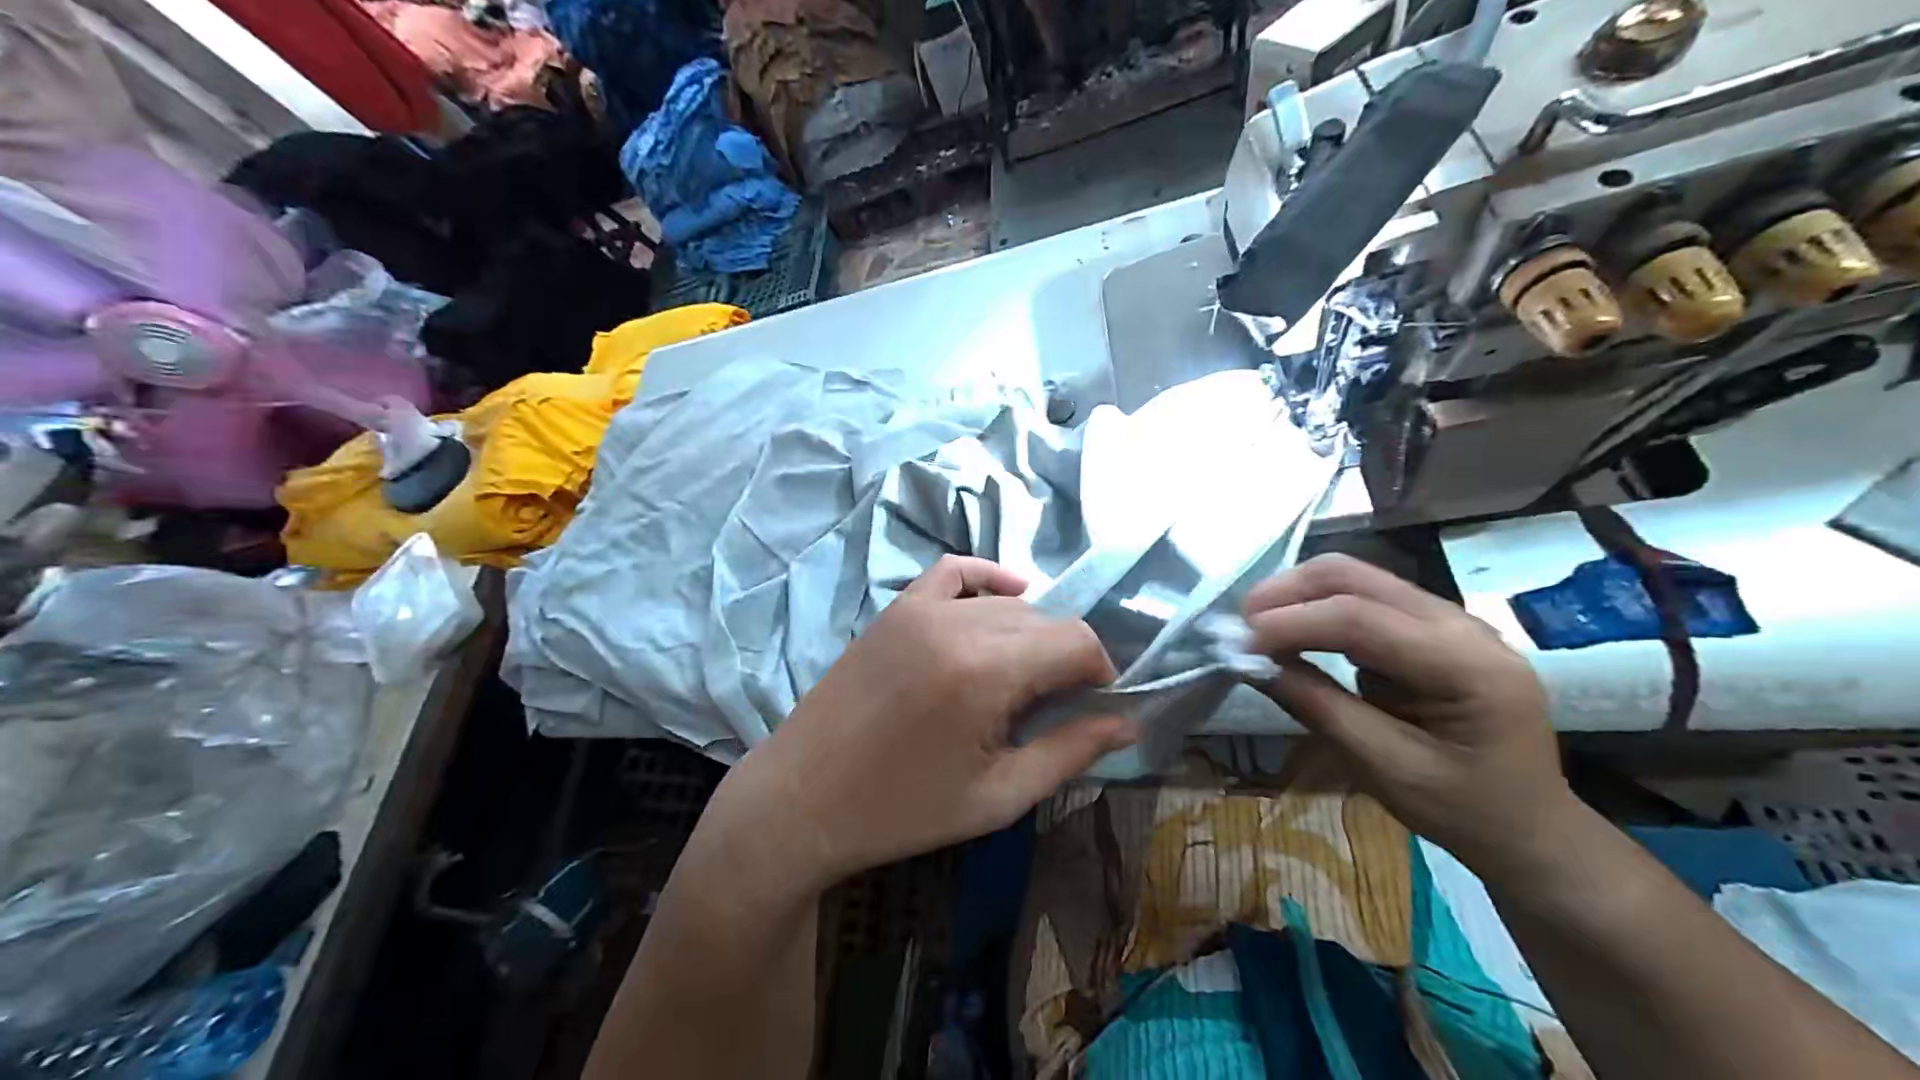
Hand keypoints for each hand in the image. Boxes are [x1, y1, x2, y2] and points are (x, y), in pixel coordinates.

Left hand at [715, 556, 1137, 887]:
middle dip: (1065, 658)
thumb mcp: (998, 796)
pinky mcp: (895, 607)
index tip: (1094, 706)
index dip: (1100, 671)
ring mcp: (919, 607)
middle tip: (1054, 707)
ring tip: (1020, 680)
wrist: (802, 798)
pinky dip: (988, 581)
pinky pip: (954, 572)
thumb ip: (1070, 752)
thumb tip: (1127, 722)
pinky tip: (1004, 598)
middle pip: (1045, 620)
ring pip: (1006, 603)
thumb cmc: (903, 810)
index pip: (1076, 640)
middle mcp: (956, 622)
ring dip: (1030, 634)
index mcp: (985, 670)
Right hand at [1245, 554, 1571, 872]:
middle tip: (1239, 624)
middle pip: (1357, 578)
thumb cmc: (1464, 810)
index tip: (1239, 645)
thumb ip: (1320, 709)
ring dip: (1297, 595)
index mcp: (1469, 667)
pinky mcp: (1431, 627)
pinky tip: (1291, 631)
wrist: (1529, 827)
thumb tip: (1253, 664)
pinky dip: (1316, 607)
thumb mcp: (1387, 770)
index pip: (1362, 620)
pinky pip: (1364, 597)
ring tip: (1255, 626)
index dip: (1291, 624)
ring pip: (1357, 578)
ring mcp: (1450, 621)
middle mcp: (1464, 626)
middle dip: (1288, 593)